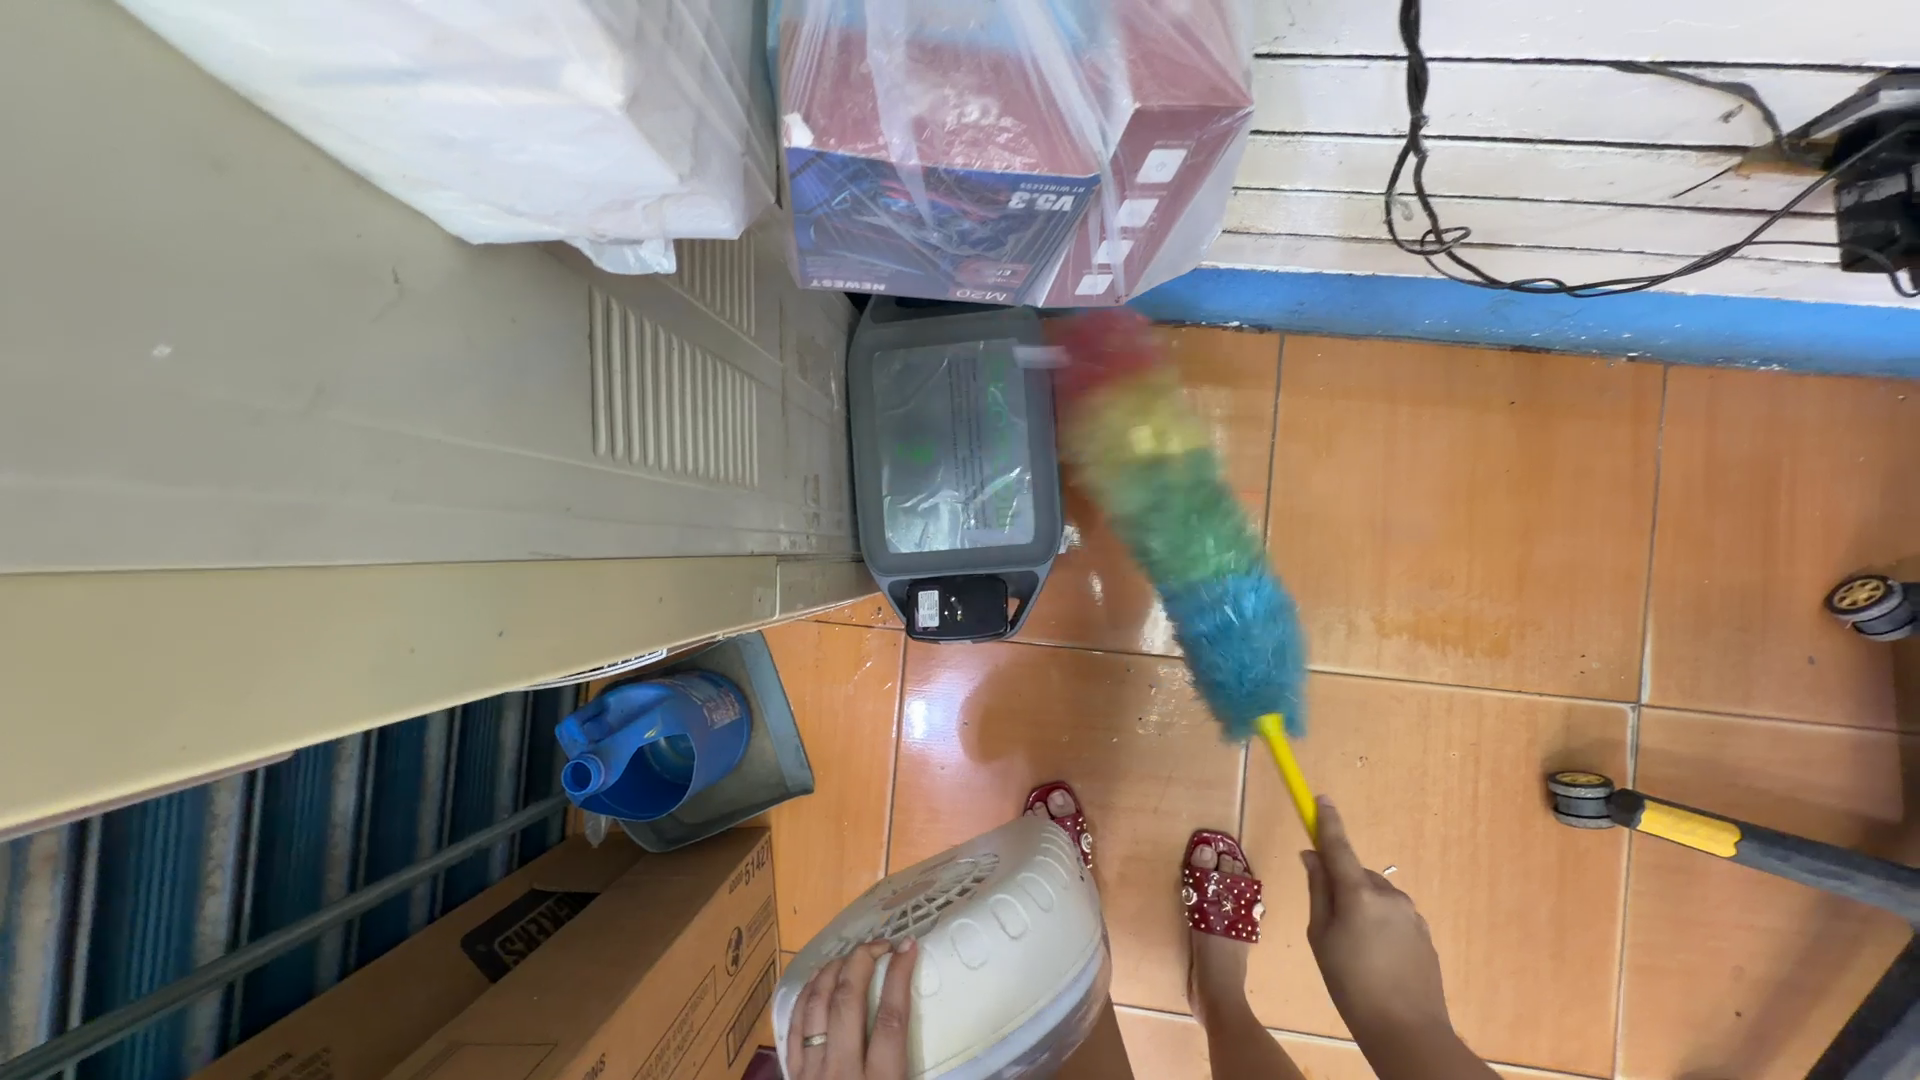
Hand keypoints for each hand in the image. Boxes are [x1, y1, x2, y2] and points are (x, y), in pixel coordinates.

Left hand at [787, 938, 917, 1079]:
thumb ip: (908, 1058)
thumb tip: (917, 1011)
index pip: (891, 1018)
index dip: (899, 975)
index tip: (908, 946)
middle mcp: (841, 1070)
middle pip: (848, 1001)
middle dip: (862, 962)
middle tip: (879, 945)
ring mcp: (811, 1072)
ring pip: (817, 1006)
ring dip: (833, 971)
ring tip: (850, 956)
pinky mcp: (791, 1075)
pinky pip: (794, 1026)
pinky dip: (806, 995)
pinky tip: (818, 978)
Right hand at [1300, 800, 1451, 1041]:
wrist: (1408, 1031)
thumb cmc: (1351, 984)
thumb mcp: (1320, 936)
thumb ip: (1318, 891)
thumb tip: (1313, 857)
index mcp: (1358, 893)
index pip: (1338, 846)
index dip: (1328, 821)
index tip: (1321, 799)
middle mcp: (1388, 895)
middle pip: (1356, 874)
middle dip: (1341, 885)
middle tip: (1328, 922)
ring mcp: (1411, 914)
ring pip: (1374, 895)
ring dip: (1360, 907)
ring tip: (1353, 949)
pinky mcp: (1424, 933)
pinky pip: (1392, 915)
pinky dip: (1378, 924)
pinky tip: (1376, 958)